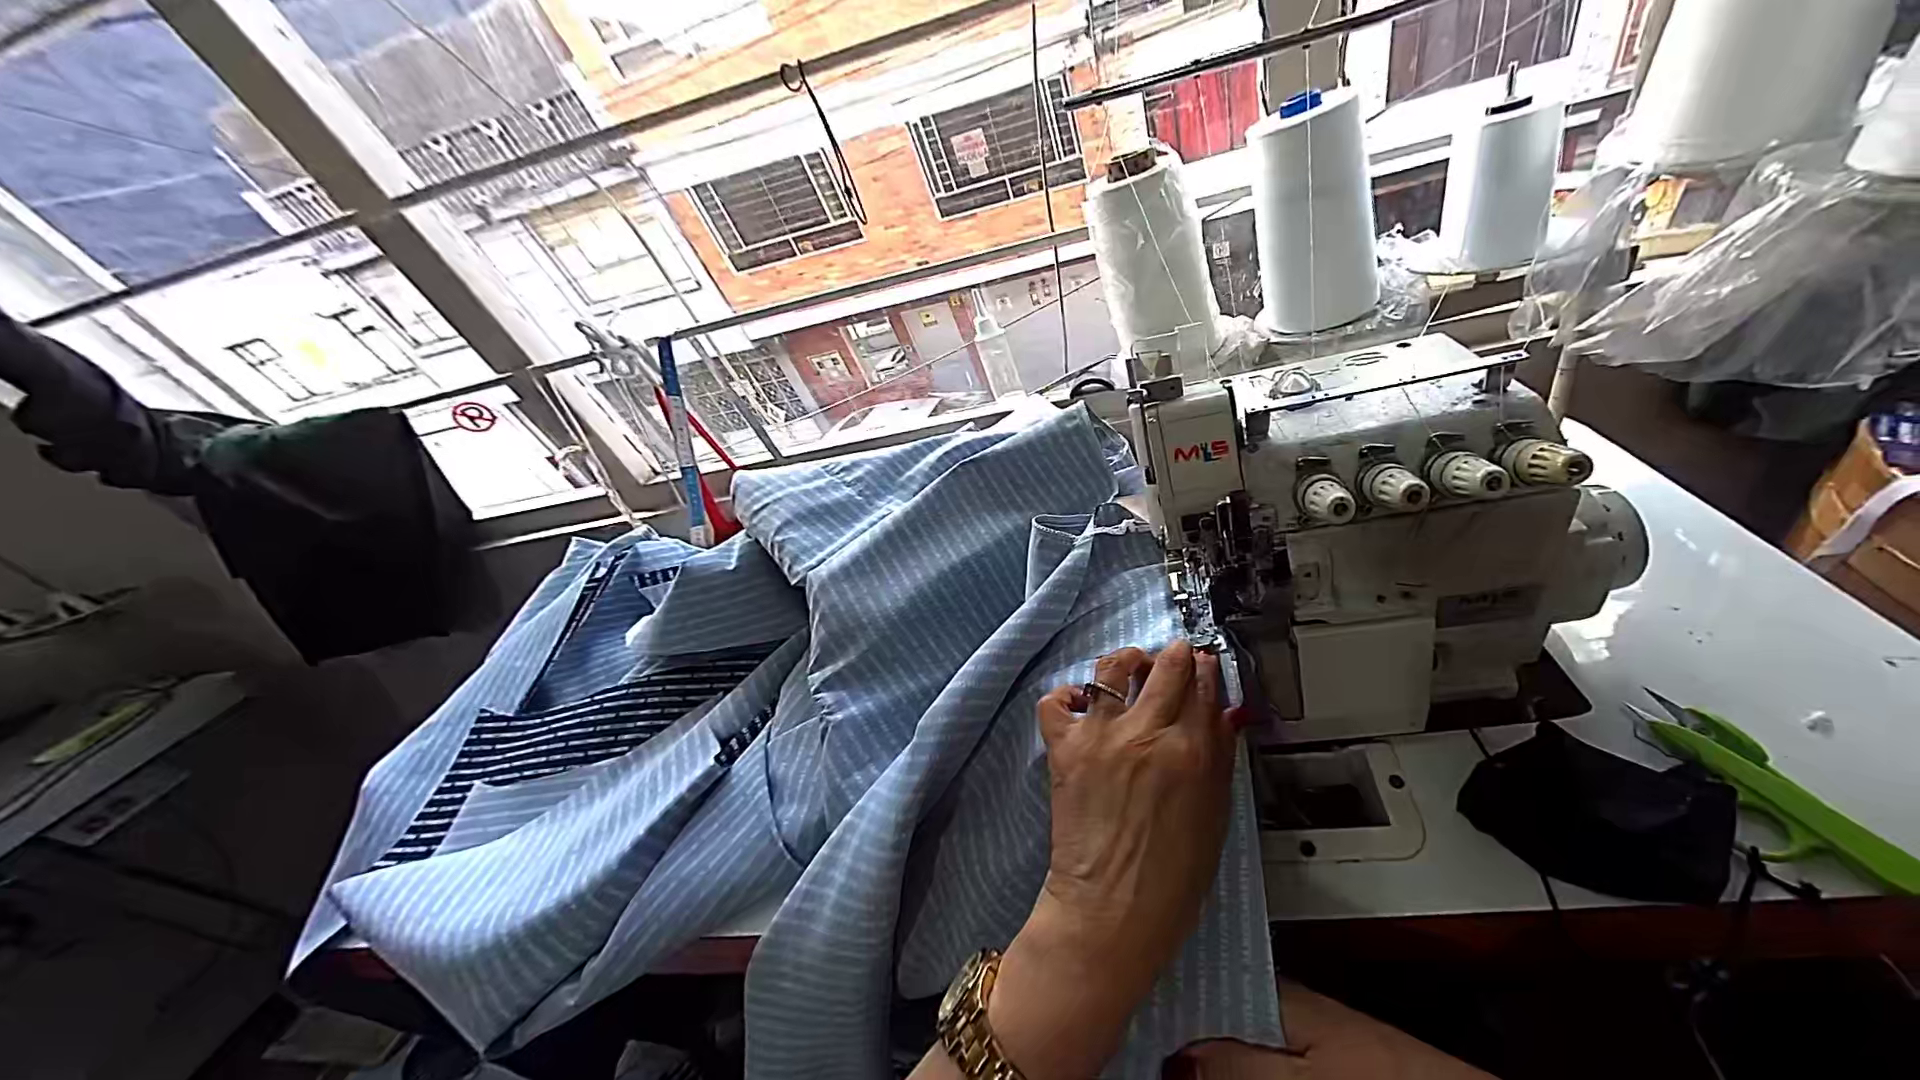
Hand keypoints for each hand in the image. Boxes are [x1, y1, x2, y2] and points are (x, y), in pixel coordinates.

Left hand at [987, 641, 1240, 1078]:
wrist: (1111, 909)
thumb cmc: (1171, 876)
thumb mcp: (1215, 817)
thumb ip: (1219, 759)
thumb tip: (1223, 715)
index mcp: (1192, 754)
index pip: (1203, 688)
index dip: (1205, 669)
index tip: (1204, 661)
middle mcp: (1147, 734)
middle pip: (1165, 668)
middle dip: (1174, 654)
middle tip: (1174, 654)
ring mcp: (1101, 737)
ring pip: (1113, 669)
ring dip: (1126, 661)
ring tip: (1130, 666)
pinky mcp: (1065, 748)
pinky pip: (1056, 701)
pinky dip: (1066, 695)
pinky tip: (1079, 703)